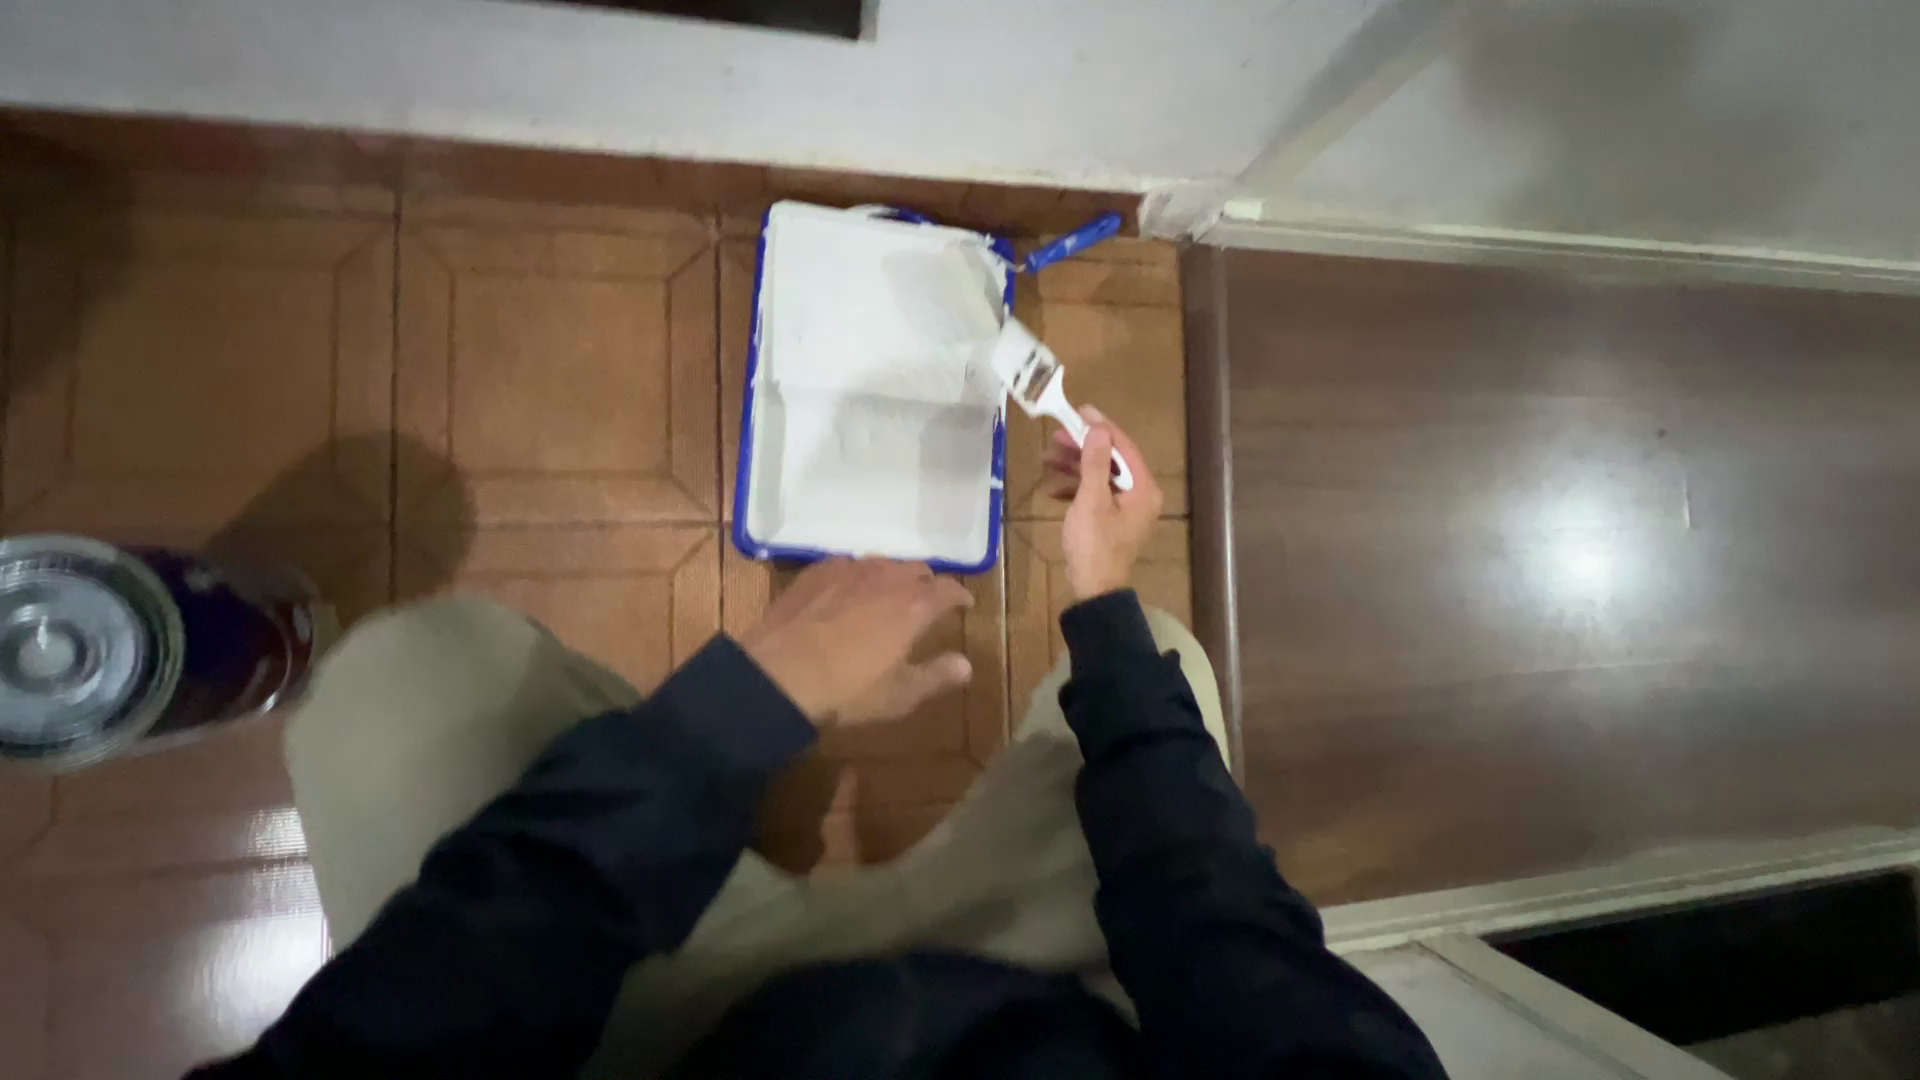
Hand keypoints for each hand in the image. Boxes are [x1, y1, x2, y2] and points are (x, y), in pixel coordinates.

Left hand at [739, 558, 973, 723]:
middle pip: (916, 569)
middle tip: (926, 601)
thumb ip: (936, 676)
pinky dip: (856, 575)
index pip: (948, 588)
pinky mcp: (815, 572)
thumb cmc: (847, 689)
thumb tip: (966, 665)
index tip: (964, 605)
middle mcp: (885, 577)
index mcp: (913, 604)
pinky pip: (846, 564)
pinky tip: (847, 590)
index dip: (959, 595)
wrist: (779, 675)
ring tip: (888, 594)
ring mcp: (847, 570)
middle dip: (927, 583)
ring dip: (891, 576)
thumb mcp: (899, 694)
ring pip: (880, 563)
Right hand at [1046, 407, 1162, 600]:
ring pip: (1102, 476)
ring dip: (1076, 467)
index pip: (1124, 447)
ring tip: (1049, 459)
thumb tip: (1097, 429)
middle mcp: (1141, 495)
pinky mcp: (1113, 520)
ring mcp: (1128, 509)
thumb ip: (1094, 462)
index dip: (1101, 427)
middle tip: (1056, 434)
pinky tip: (1053, 490)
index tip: (1079, 410)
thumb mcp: (1091, 500)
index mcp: (1143, 488)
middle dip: (1084, 447)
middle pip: (1112, 460)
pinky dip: (1076, 489)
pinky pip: (1096, 495)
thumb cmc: (1094, 545)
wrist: (1094, 590)